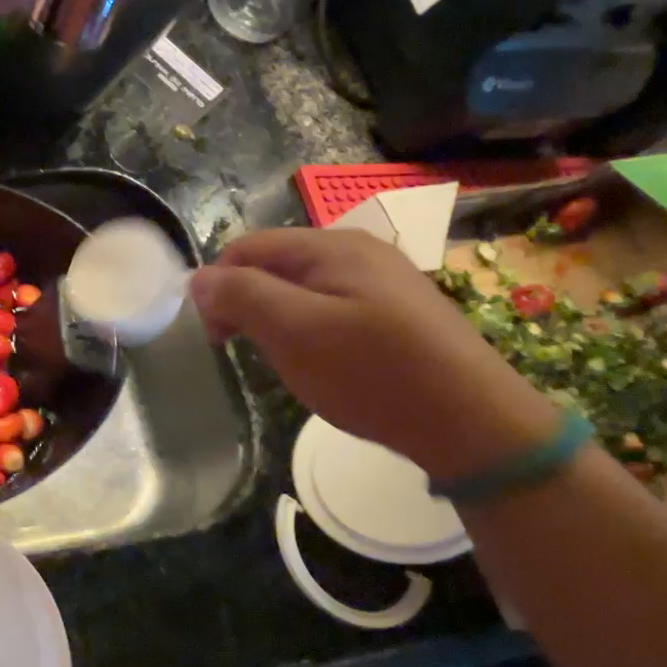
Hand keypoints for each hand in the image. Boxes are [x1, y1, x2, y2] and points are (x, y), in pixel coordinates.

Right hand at [189, 229, 561, 480]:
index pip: (246, 248)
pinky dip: (308, 329)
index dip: (218, 287)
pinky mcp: (395, 309)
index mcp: (331, 246)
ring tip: (285, 360)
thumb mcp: (294, 332)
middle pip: (274, 265)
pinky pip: (329, 306)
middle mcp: (357, 250)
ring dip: (276, 320)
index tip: (217, 338)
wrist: (468, 419)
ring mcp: (381, 279)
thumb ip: (242, 296)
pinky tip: (321, 361)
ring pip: (300, 288)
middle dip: (247, 303)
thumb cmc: (372, 373)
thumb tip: (197, 278)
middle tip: (247, 353)